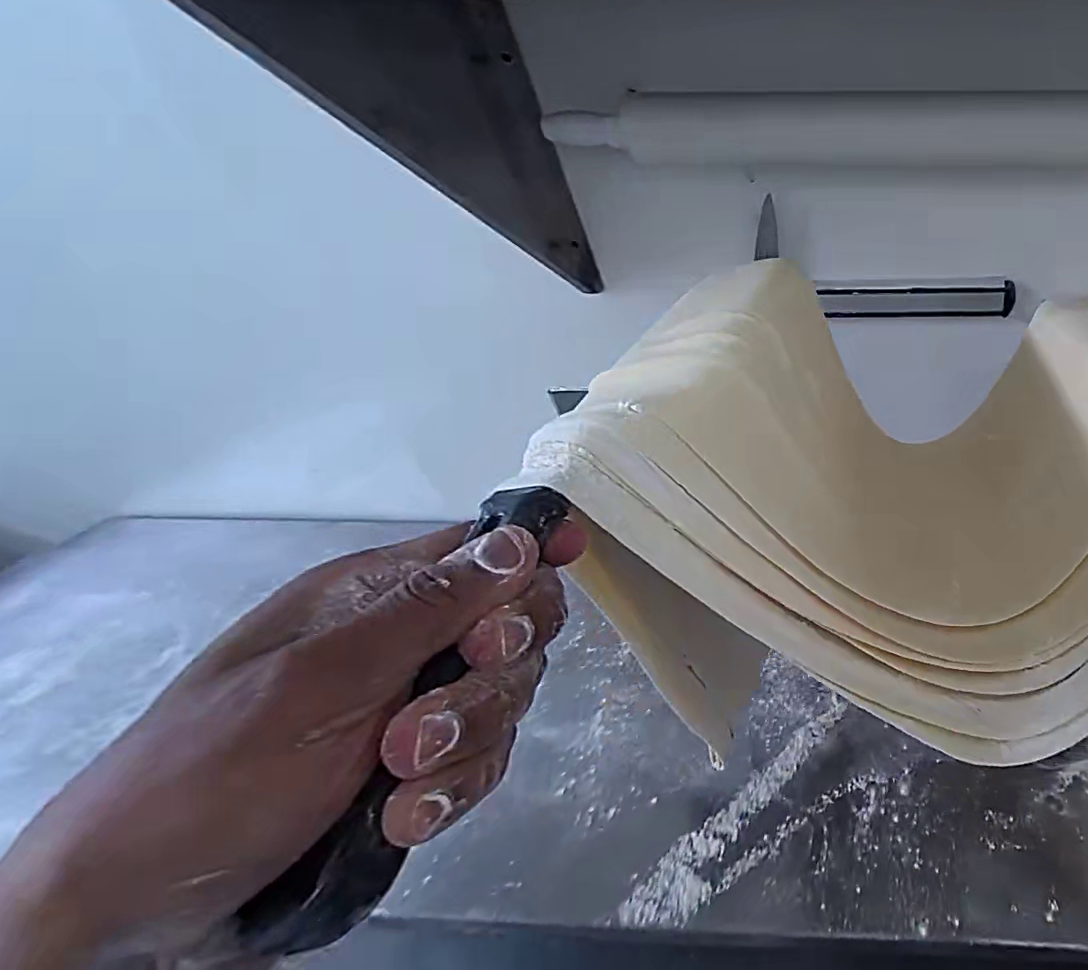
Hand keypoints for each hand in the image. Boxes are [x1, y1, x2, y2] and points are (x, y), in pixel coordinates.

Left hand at [0, 519, 586, 966]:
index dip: (533, 546)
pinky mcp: (432, 765)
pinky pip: (491, 756)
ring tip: (401, 776)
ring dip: (468, 736)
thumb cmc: (203, 778)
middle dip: (498, 663)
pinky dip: (459, 786)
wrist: (133, 927)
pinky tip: (408, 816)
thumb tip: (518, 540)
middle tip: (449, 691)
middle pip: (520, 620)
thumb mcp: (313, 682)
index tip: (574, 555)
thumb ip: (425, 608)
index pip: (481, 549)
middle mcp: (411, 641)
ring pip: (513, 693)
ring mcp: (425, 704)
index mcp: (375, 598)